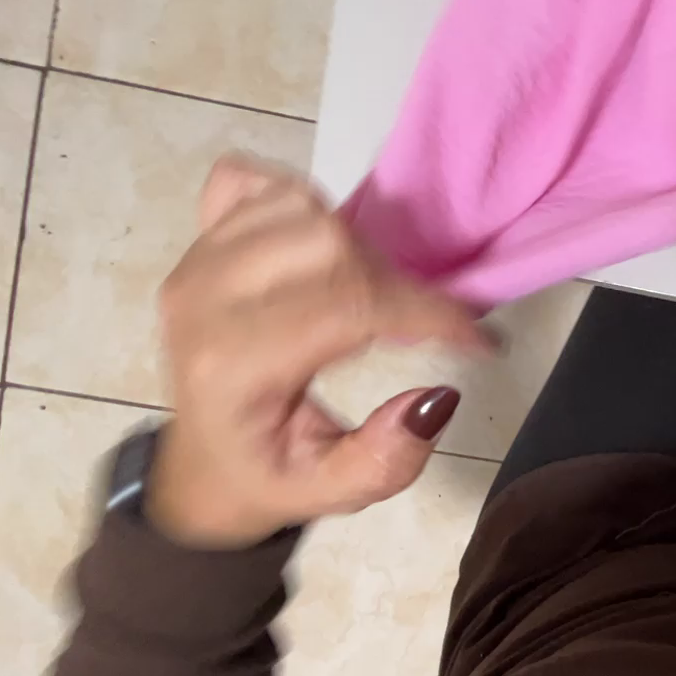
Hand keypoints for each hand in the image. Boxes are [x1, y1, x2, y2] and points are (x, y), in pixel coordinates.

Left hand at [147, 154, 491, 549]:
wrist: (204, 463)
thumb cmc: (273, 476)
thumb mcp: (336, 492)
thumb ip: (388, 459)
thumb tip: (439, 397)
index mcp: (235, 366)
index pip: (349, 306)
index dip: (431, 314)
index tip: (479, 341)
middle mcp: (205, 298)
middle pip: (328, 242)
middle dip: (397, 283)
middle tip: (420, 326)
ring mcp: (195, 261)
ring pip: (301, 207)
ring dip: (361, 247)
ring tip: (377, 297)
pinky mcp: (198, 241)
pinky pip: (253, 183)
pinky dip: (303, 205)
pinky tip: (324, 253)